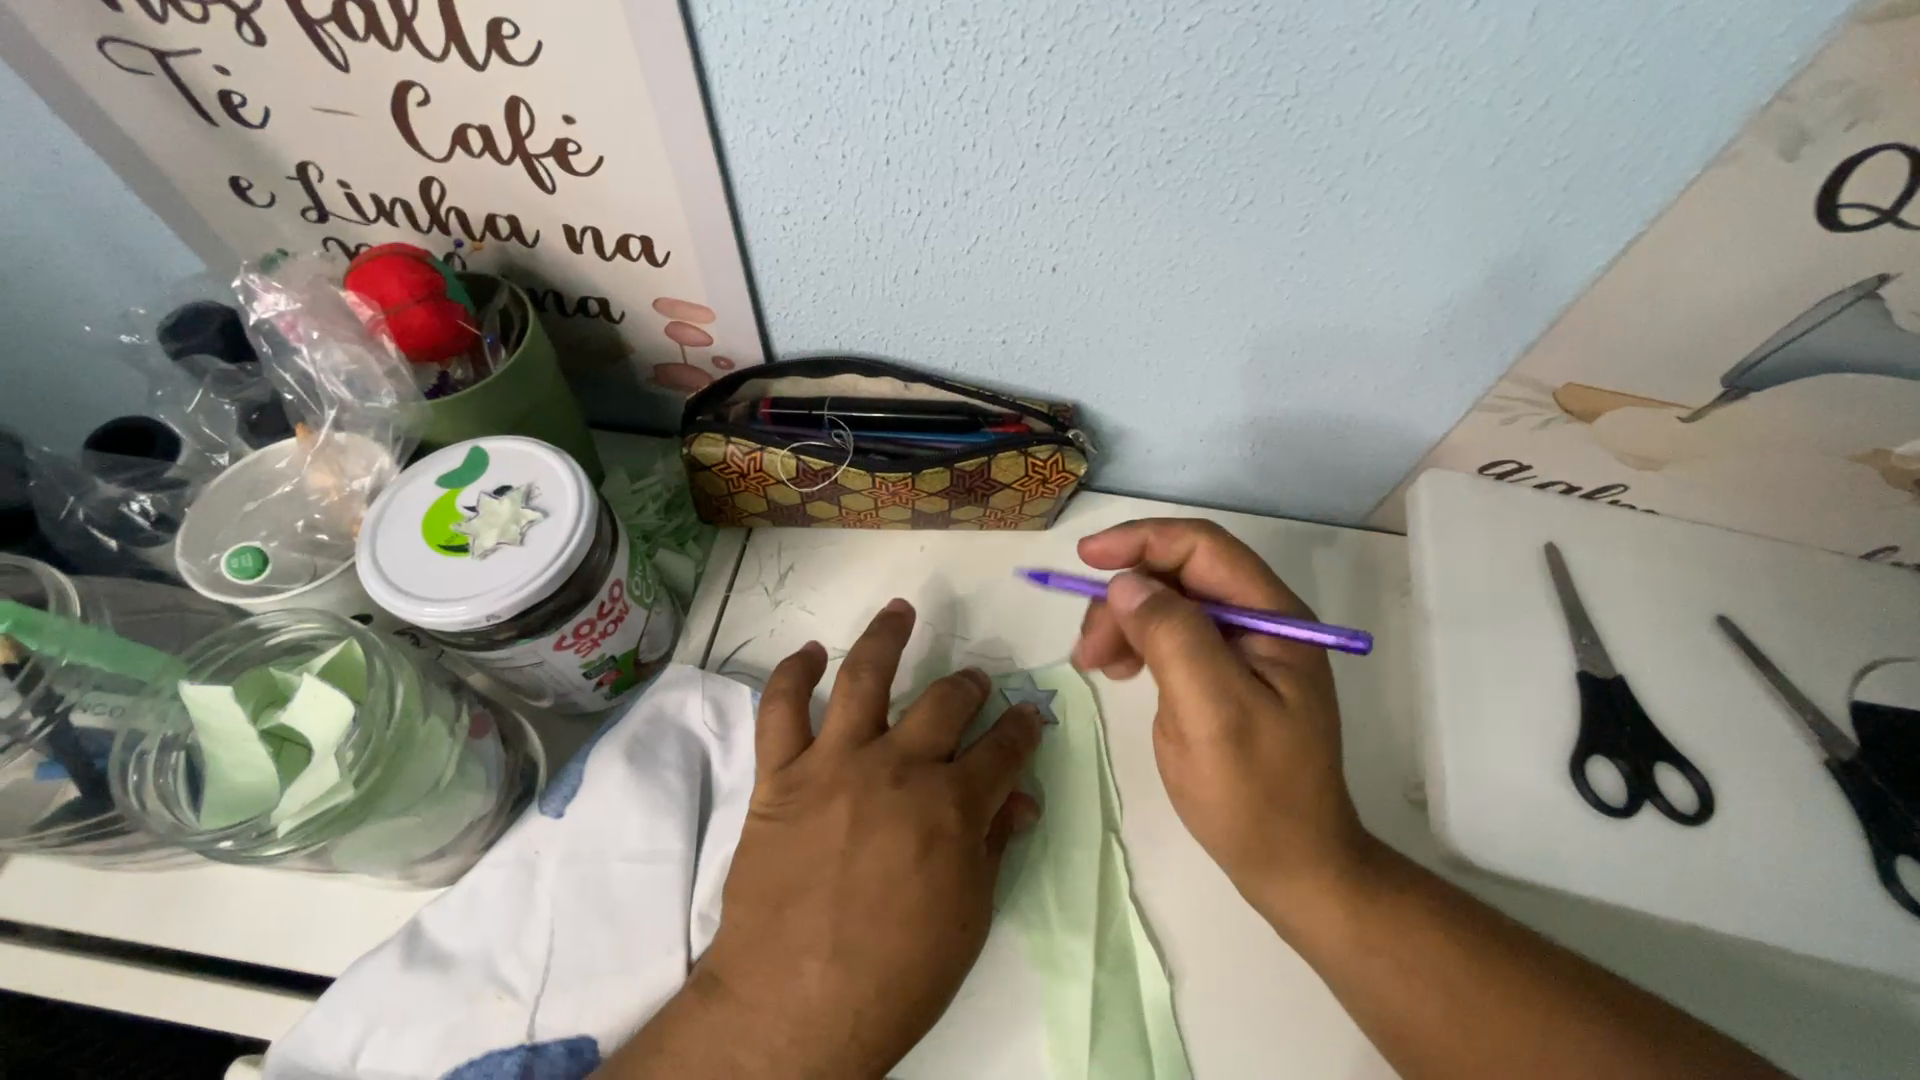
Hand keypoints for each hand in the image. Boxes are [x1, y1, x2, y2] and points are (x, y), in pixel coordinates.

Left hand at [612, 599, 1043, 1079]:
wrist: (794, 1006)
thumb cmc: (897, 975)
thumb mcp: (969, 917)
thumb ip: (993, 846)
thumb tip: (1019, 799)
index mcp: (953, 805)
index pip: (1004, 747)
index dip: (1022, 727)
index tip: (1028, 717)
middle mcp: (899, 767)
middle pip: (945, 701)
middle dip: (969, 685)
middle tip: (974, 681)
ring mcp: (835, 764)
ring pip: (863, 677)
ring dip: (886, 636)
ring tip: (900, 610)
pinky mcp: (781, 776)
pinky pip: (780, 708)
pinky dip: (793, 673)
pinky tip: (810, 653)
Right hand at [1072, 519, 1374, 930]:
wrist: (1291, 865)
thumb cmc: (1257, 793)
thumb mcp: (1214, 712)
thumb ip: (1174, 637)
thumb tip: (1126, 584)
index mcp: (1272, 617)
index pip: (1203, 548)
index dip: (1142, 541)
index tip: (1085, 557)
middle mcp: (1256, 621)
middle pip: (1179, 575)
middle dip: (1124, 596)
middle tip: (1088, 648)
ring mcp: (1236, 650)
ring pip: (1165, 605)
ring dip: (1122, 622)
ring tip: (1095, 665)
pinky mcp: (1216, 677)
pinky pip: (1165, 638)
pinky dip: (1132, 645)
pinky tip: (1117, 672)